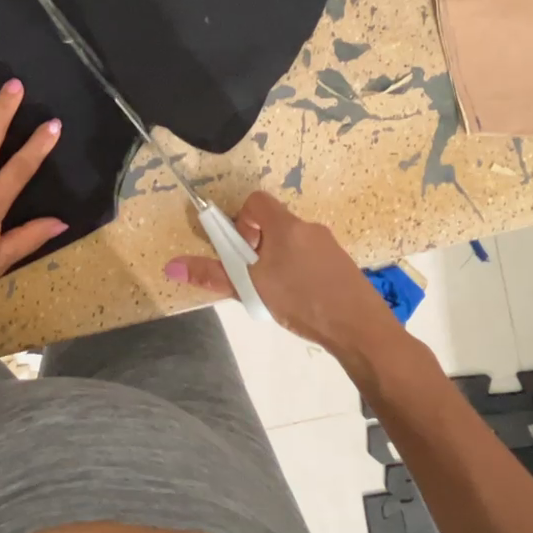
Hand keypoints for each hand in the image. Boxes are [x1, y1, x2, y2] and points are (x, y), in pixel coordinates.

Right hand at [163, 191, 399, 355]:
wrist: (362, 330)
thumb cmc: (302, 302)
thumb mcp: (250, 289)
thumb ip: (211, 275)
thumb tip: (171, 266)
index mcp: (286, 226)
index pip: (256, 201)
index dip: (242, 220)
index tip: (242, 250)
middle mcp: (309, 228)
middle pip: (273, 223)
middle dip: (258, 247)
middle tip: (256, 277)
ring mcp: (330, 246)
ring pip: (292, 243)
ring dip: (278, 261)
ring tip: (277, 294)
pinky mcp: (344, 265)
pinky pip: (311, 257)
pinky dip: (299, 272)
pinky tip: (301, 301)